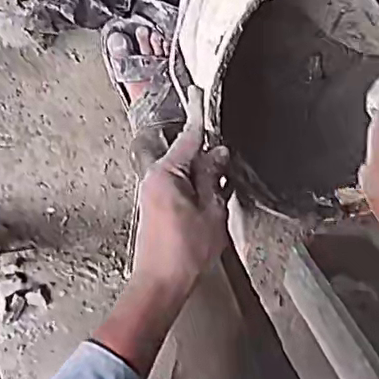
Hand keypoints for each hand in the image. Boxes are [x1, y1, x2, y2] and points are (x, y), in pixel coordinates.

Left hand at [131, 86, 230, 298]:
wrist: (159, 284)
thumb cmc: (183, 254)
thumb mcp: (211, 212)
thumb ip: (213, 178)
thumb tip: (217, 155)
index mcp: (165, 173)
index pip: (188, 137)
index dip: (201, 118)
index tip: (201, 94)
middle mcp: (153, 178)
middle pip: (185, 153)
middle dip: (207, 158)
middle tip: (227, 171)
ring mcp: (151, 192)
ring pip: (182, 171)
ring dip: (202, 177)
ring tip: (218, 196)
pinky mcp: (154, 205)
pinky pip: (177, 185)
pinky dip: (193, 188)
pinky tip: (208, 205)